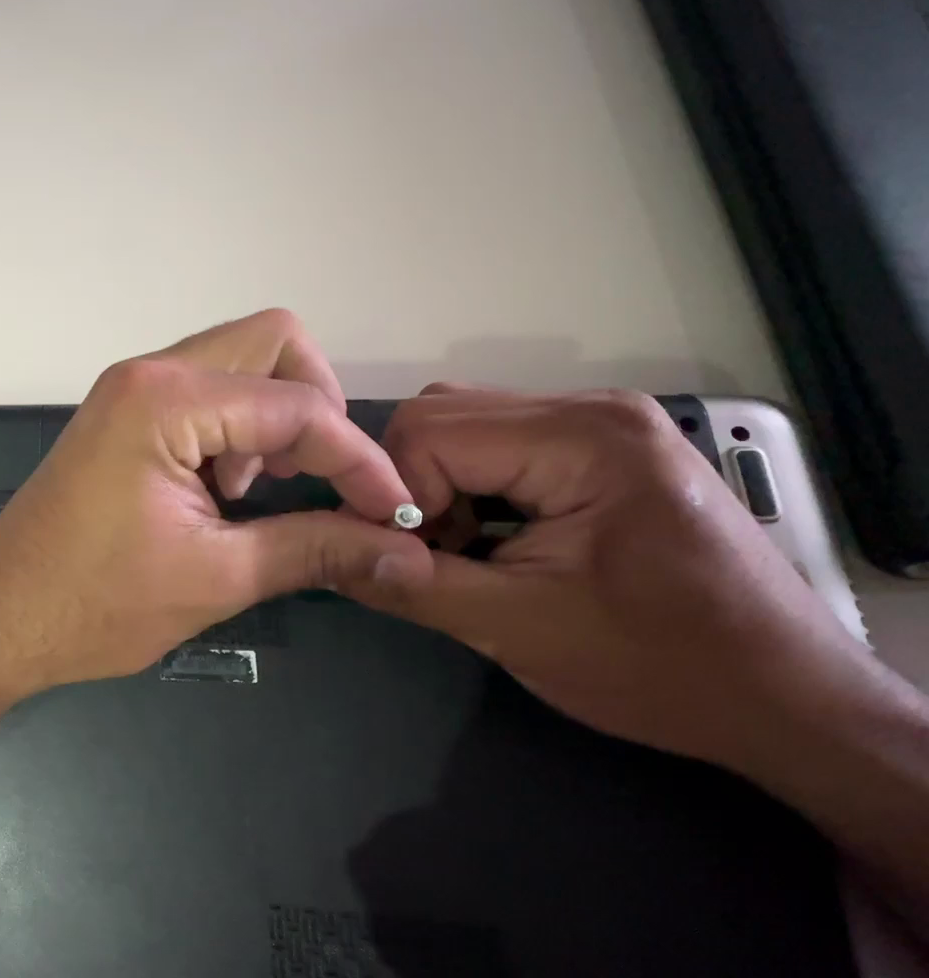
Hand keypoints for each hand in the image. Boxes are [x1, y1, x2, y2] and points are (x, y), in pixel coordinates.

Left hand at [0, 309, 430, 691]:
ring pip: (237, 363)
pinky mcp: (121, 416)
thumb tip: (405, 553)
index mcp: (165, 401)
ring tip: (256, 493)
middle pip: (271, 343)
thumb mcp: (217, 578)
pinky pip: (203, 392)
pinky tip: (223, 490)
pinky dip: (235, 427)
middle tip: (319, 481)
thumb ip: (317, 549)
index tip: (392, 515)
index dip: (359, 459)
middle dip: (317, 408)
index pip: (297, 406)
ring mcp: (128, 390)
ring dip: (272, 417)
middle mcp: (147, 374)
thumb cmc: (94, 605)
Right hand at [344, 386, 875, 770]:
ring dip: (440, 489)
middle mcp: (593, 409)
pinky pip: (499, 445)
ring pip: (463, 427)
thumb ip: (410, 584)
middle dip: (414, 489)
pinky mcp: (602, 450)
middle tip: (437, 558)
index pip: (427, 432)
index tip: (417, 563)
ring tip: (468, 554)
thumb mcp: (517, 630)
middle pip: (440, 417)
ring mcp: (602, 425)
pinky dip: (473, 490)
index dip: (397, 498)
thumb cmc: (662, 667)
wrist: (790, 704)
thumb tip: (321, 557)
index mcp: (583, 437)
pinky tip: (496, 540)